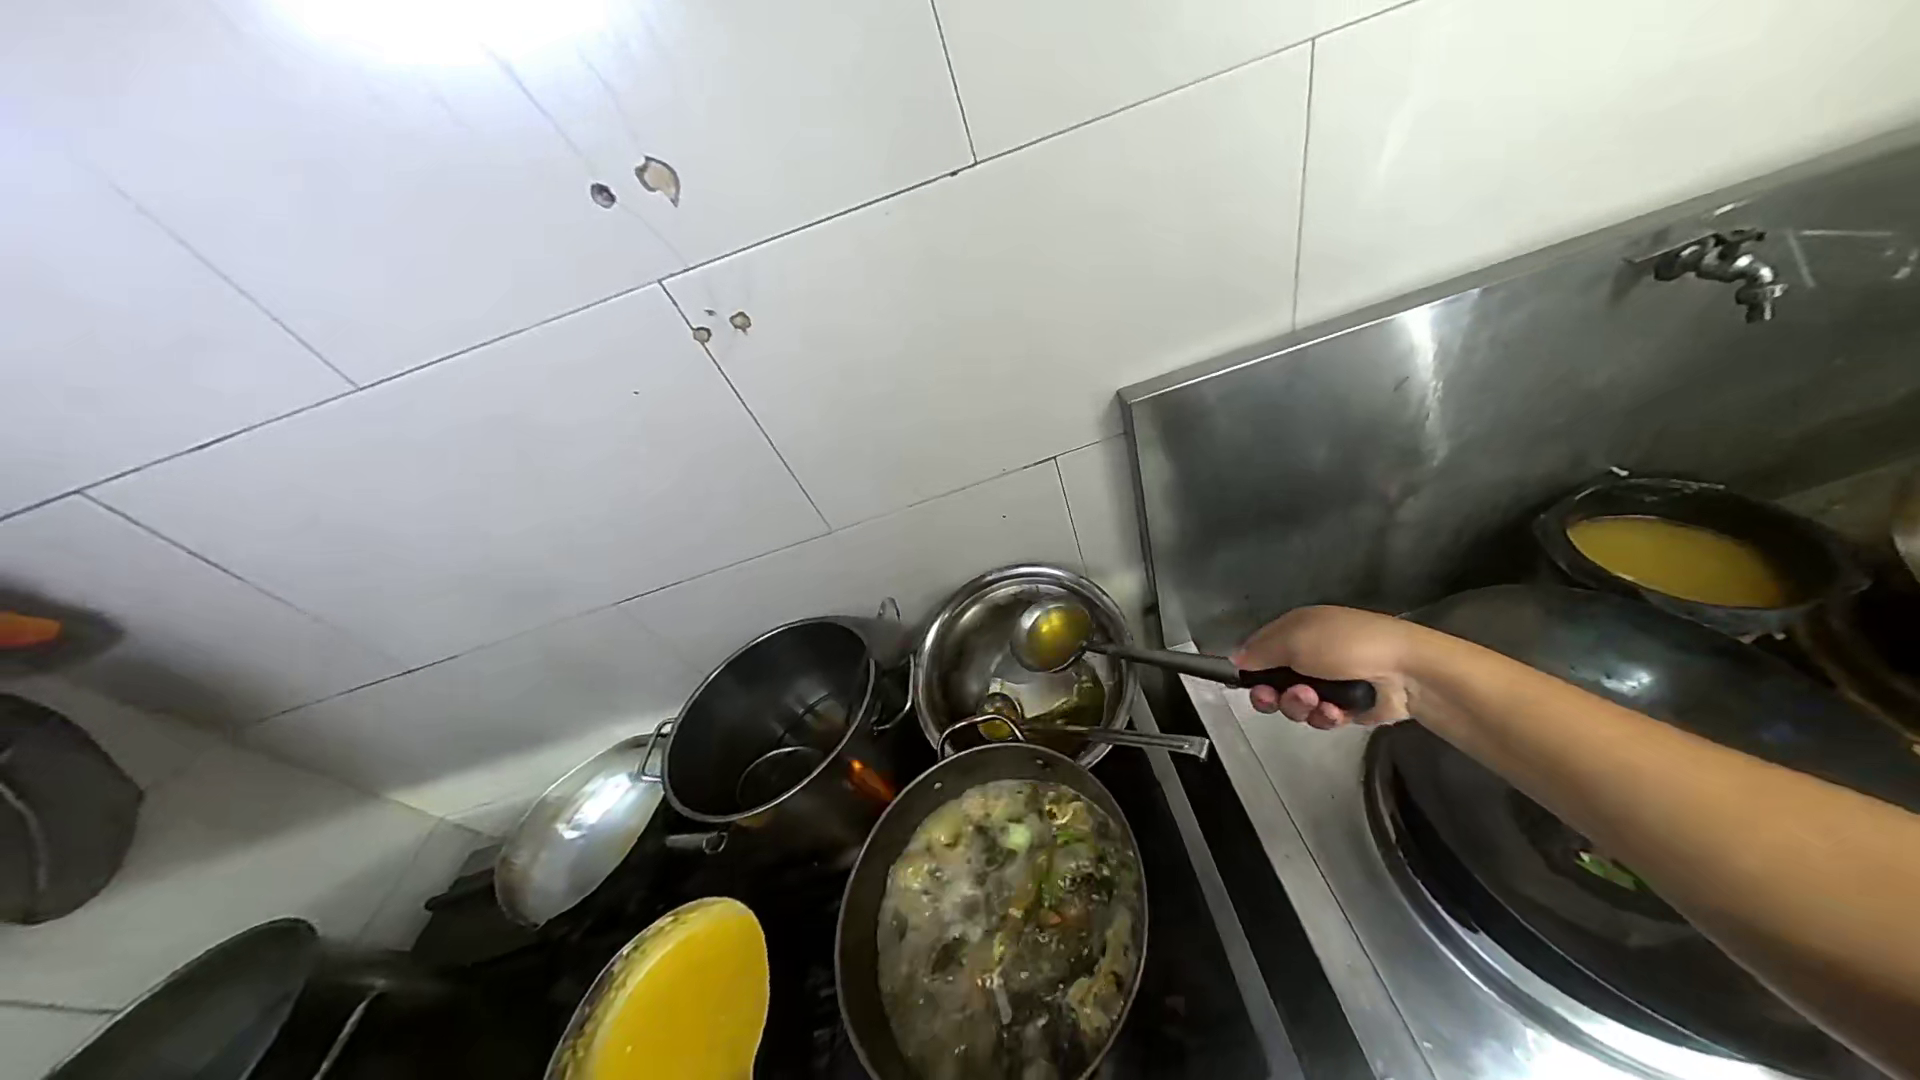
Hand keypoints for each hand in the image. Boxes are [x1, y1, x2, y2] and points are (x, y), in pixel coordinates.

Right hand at [1231, 606, 1416, 728]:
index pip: (1260, 648)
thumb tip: (1235, 658)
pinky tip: (1336, 711)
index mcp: (1297, 629)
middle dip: (1271, 692)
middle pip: (1272, 681)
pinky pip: (1320, 717)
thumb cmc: (1345, 645)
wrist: (1406, 671)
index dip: (1250, 665)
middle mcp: (1309, 654)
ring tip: (1315, 700)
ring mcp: (1328, 682)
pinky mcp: (1346, 707)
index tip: (1246, 679)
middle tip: (1273, 697)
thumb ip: (1259, 651)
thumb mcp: (1294, 639)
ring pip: (1294, 703)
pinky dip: (1324, 716)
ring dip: (1299, 705)